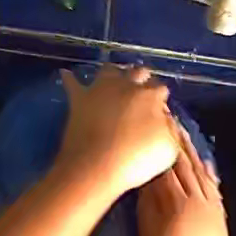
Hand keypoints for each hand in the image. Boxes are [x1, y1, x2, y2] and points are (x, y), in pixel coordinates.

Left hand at [55, 66, 178, 195]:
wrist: (96, 166)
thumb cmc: (136, 160)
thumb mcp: (168, 149)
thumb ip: (169, 128)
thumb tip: (165, 118)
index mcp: (151, 96)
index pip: (160, 89)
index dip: (161, 96)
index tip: (160, 104)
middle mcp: (127, 85)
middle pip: (138, 73)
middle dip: (142, 77)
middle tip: (141, 86)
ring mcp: (100, 88)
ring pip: (109, 69)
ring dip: (114, 72)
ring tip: (115, 75)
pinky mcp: (79, 98)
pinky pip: (72, 82)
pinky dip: (70, 78)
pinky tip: (66, 73)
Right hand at [137, 130, 235, 235]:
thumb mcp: (150, 234)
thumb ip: (148, 203)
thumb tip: (145, 178)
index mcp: (177, 200)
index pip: (165, 164)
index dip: (158, 143)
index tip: (150, 125)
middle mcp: (196, 196)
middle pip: (184, 162)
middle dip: (174, 139)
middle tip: (166, 118)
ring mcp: (210, 203)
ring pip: (199, 169)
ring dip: (190, 149)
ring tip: (181, 131)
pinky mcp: (218, 212)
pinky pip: (211, 183)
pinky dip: (206, 168)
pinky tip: (203, 160)